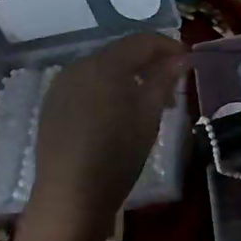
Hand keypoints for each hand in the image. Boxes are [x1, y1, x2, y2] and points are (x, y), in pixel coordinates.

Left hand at [24, 33, 186, 238]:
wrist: (70, 198)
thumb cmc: (117, 157)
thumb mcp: (148, 118)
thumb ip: (164, 81)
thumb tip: (181, 58)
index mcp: (104, 65)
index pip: (141, 41)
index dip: (168, 47)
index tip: (189, 62)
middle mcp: (78, 67)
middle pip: (119, 53)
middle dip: (148, 64)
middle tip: (172, 89)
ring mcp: (60, 86)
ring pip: (101, 70)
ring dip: (127, 78)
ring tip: (146, 104)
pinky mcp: (51, 106)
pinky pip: (85, 87)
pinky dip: (106, 91)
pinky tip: (116, 115)